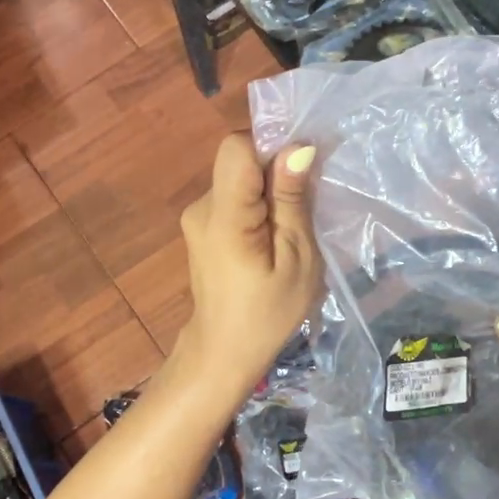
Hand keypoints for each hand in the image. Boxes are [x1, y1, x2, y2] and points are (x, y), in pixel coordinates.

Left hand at [171, 134, 323, 399]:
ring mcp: (197, 216)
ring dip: (268, 195)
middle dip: (275, 176)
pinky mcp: (201, 226)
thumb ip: (292, 200)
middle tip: (302, 214)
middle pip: (239, 162)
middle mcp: (201, 206)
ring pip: (239, 180)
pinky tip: (270, 243)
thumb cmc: (268, 313)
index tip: (300, 175)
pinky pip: (233, 198)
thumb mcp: (297, 258)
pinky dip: (257, 209)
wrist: (224, 352)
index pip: (236, 147)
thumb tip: (298, 147)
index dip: (271, 149)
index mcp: (223, 215)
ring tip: (287, 236)